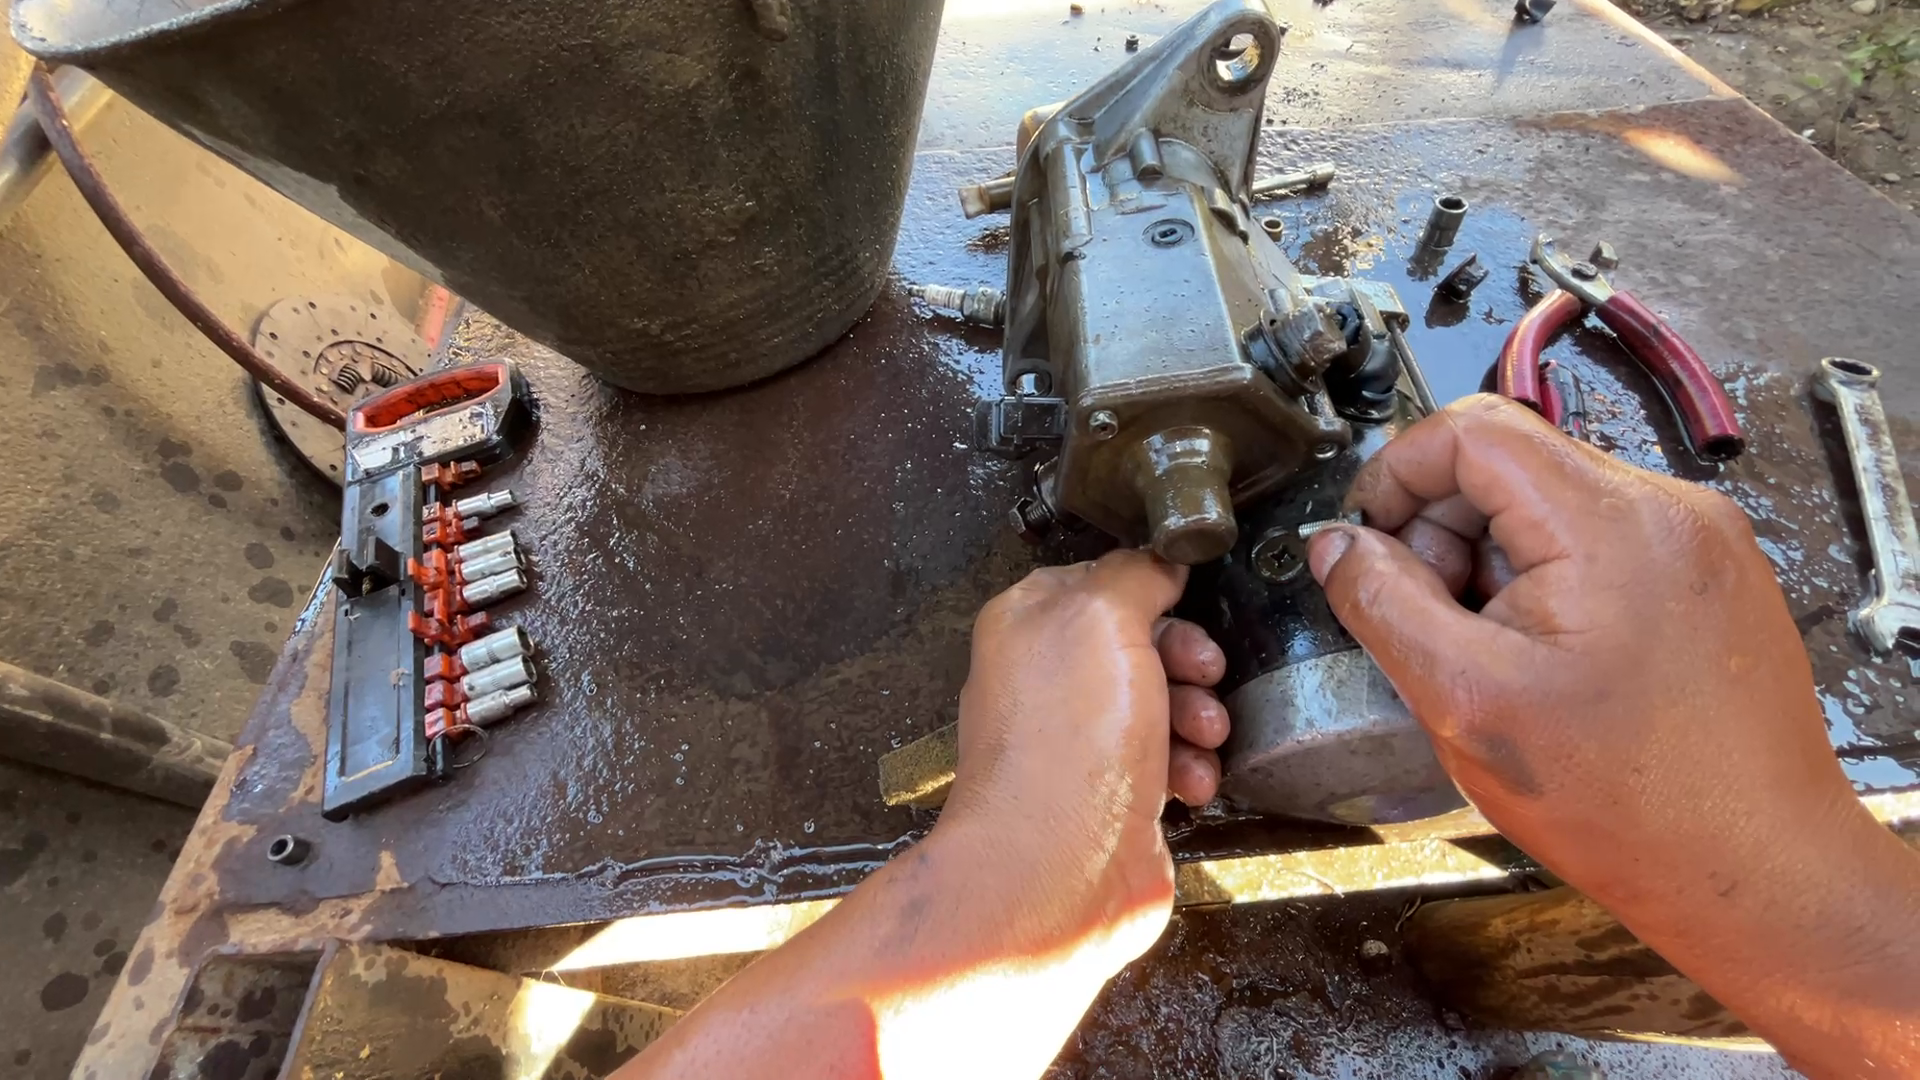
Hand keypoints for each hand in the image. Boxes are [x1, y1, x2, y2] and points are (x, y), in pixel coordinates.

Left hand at [939, 550, 1226, 963]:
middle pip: (1135, 640)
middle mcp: (1045, 675)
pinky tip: (1191, 781)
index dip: (1148, 587)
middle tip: (1207, 670)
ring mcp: (1075, 735)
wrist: (1057, 868)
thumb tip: (1159, 561)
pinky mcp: (1107, 790)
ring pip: (1156, 699)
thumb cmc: (1071, 733)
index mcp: (1027, 622)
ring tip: (1203, 733)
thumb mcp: (1104, 617)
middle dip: (1184, 653)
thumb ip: (1135, 573)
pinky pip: (1161, 758)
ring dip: (1194, 712)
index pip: (1096, 579)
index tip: (1188, 598)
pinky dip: (1185, 765)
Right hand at [1303, 394, 1856, 907]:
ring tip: (1470, 641)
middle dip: (1430, 527)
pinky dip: (1512, 576)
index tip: (1364, 535)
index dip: (1394, 471)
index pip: (1472, 429)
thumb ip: (1379, 601)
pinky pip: (1565, 536)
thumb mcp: (1459, 694)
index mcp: (1612, 525)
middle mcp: (1662, 510)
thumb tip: (1331, 544)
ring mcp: (1682, 539)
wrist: (1754, 876)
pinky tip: (1513, 646)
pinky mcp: (1682, 571)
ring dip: (1468, 557)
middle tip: (1420, 611)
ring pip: (1526, 499)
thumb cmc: (1619, 796)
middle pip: (1498, 461)